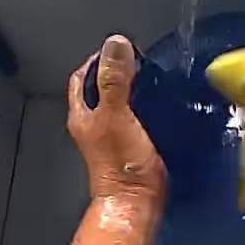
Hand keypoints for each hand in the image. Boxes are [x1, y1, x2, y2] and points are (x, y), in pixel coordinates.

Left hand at [69, 36, 166, 205]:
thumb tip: (116, 42)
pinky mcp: (130, 147)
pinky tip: (161, 103)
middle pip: (101, 89)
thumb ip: (114, 80)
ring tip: (154, 78)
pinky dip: (145, 108)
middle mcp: (93, 125)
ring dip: (133, 91)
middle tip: (141, 62)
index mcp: (82, 115)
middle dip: (117, 74)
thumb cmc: (121, 161)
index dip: (97, 61)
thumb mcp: (115, 114)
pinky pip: (135, 119)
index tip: (120, 51)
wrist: (137, 202)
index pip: (83, 77)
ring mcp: (111, 137)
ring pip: (119, 104)